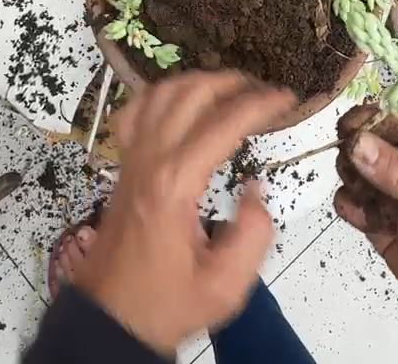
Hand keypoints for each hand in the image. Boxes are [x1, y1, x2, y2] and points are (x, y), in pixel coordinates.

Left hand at [74, 71, 297, 354]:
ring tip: (231, 89)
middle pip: (192, 93)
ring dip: (199, 81)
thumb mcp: (224, 287)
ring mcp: (132, 155)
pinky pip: (137, 109)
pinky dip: (162, 93)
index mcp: (176, 183)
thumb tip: (256, 188)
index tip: (287, 98)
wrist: (110, 316)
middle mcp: (151, 157)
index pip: (223, 123)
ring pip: (163, 91)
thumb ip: (253, 235)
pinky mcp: (123, 162)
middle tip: (264, 90)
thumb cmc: (166, 303)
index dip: (260, 103)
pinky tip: (182, 100)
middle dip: (233, 83)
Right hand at [333, 107, 397, 363]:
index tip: (352, 124)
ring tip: (352, 184)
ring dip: (352, 173)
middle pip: (382, 148)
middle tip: (346, 154)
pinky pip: (360, 210)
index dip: (380, 121)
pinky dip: (350, 204)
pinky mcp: (388, 236)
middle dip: (361, 146)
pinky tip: (354, 210)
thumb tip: (357, 143)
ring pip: (366, 176)